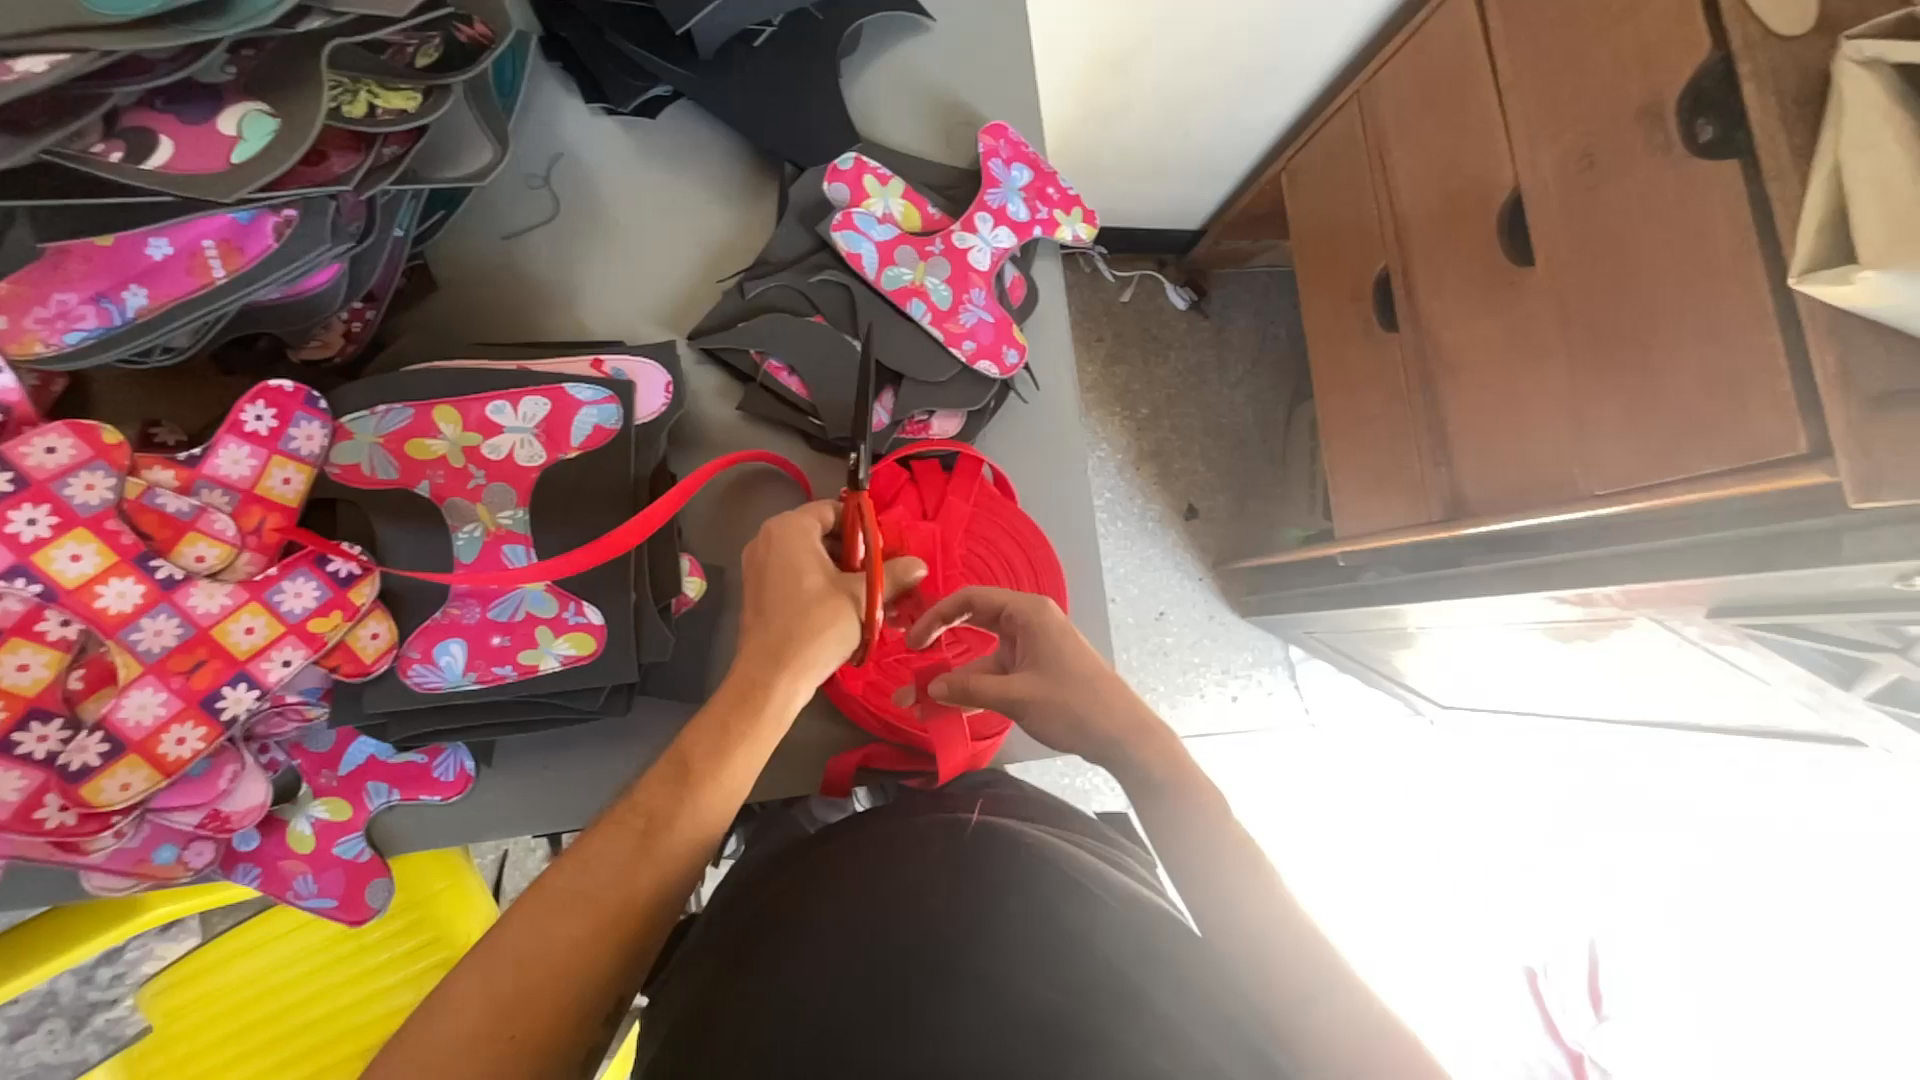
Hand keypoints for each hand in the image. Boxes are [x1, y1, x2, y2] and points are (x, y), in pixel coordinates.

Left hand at [734, 500, 926, 693]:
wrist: (771, 679)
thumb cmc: (816, 627)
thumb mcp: (863, 597)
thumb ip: (894, 574)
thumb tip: (920, 565)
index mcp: (789, 528)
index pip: (834, 510)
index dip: (864, 528)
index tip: (885, 552)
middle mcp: (767, 539)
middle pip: (822, 534)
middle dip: (856, 554)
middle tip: (881, 577)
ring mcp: (758, 566)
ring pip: (810, 558)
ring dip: (841, 573)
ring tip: (869, 597)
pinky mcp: (758, 592)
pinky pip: (796, 576)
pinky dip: (821, 586)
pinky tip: (845, 610)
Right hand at [907, 587, 1177, 776]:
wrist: (1123, 734)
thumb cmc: (1074, 705)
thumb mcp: (1016, 697)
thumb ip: (969, 690)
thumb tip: (928, 688)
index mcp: (1028, 613)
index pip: (971, 599)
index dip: (936, 616)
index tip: (911, 641)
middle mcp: (1029, 622)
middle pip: (974, 621)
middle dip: (940, 640)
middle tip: (911, 655)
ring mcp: (1033, 646)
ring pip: (982, 653)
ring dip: (954, 675)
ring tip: (917, 699)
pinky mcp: (1035, 670)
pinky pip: (996, 672)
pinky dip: (974, 687)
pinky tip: (948, 707)